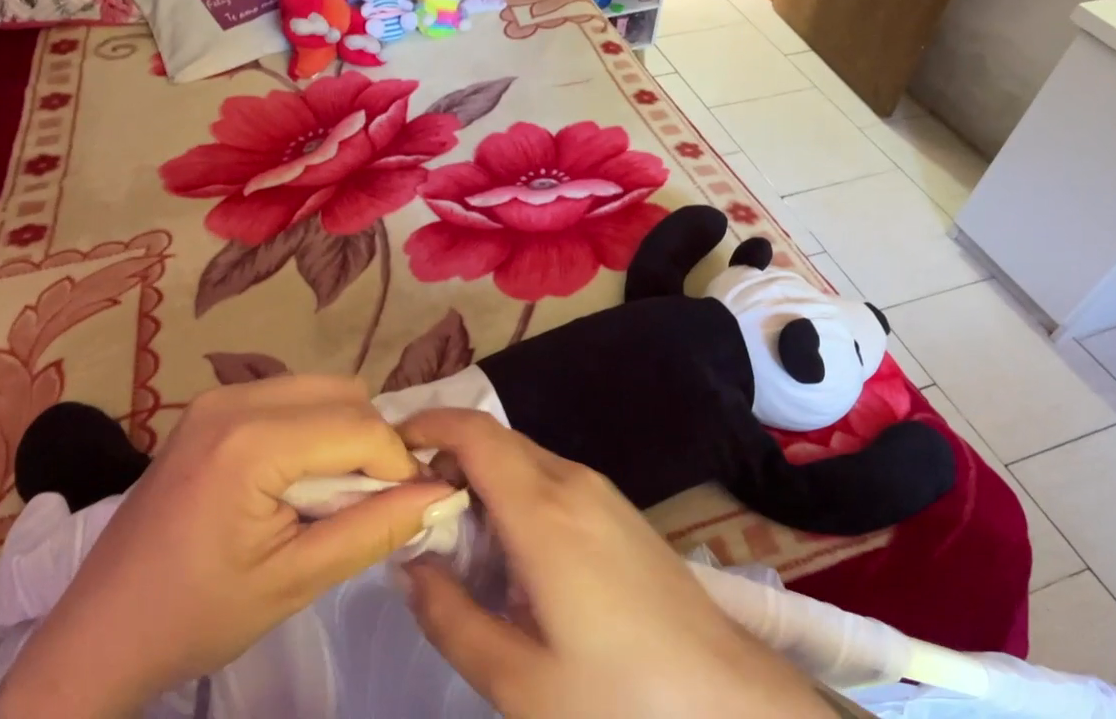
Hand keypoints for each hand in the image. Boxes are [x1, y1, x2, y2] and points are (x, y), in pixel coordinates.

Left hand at [0, 376, 453, 716]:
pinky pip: (288, 399)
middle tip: (367, 507)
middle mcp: (234, 400)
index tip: (406, 510)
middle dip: (372, 445)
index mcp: (251, 441)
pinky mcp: (208, 411)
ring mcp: (216, 399)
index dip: (398, 466)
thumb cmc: (197, 616)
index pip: (361, 427)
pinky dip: (312, 431)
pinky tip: (297, 484)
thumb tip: (442, 489)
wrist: (100, 635)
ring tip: (332, 500)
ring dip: (344, 436)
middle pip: (345, 396)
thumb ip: (375, 528)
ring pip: (320, 391)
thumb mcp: (296, 580)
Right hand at [399, 409, 843, 717]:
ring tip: (451, 537)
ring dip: (481, 480)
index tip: (387, 449)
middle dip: (445, 458)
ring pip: (525, 461)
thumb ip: (450, 617)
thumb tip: (409, 566)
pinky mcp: (622, 514)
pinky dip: (514, 495)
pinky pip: (553, 482)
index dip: (426, 424)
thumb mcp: (517, 678)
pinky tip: (509, 554)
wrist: (728, 698)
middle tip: (406, 506)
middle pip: (496, 442)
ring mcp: (604, 495)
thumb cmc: (619, 694)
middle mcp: (573, 483)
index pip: (474, 433)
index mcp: (543, 511)